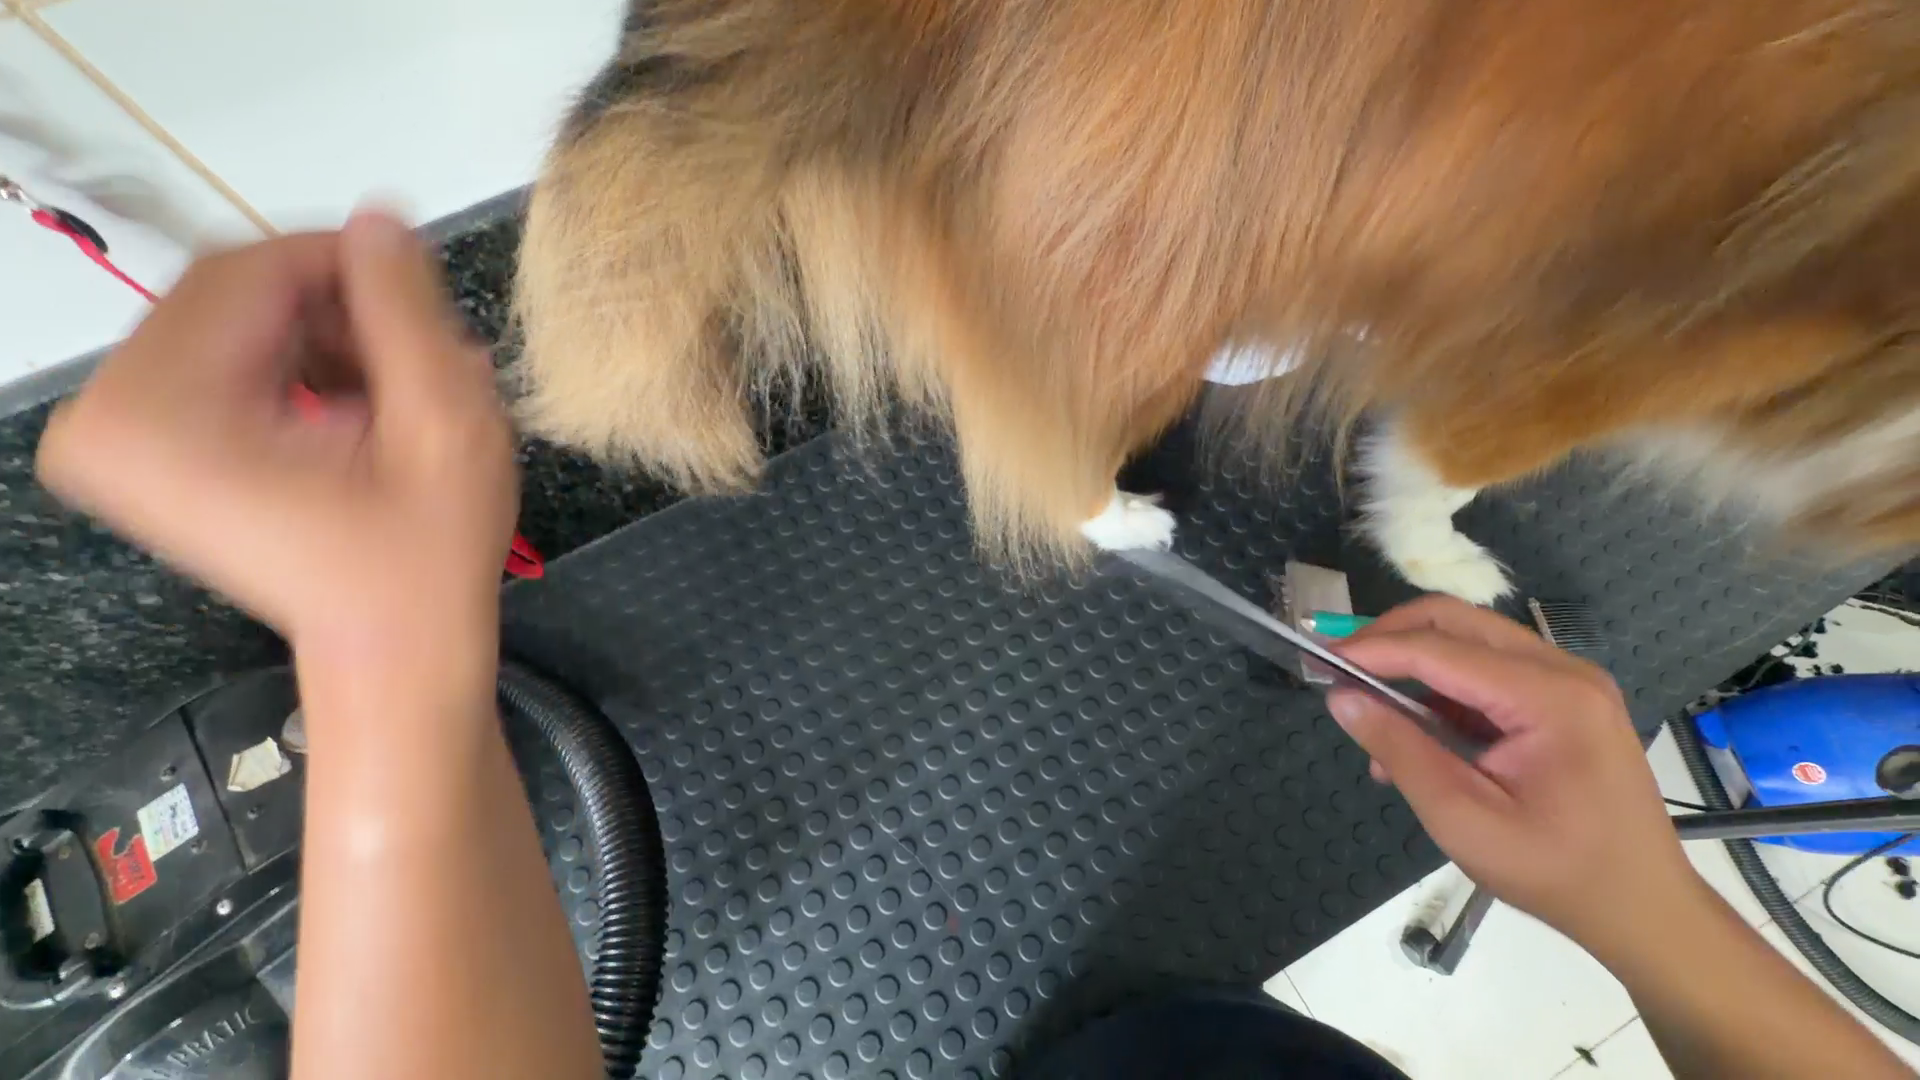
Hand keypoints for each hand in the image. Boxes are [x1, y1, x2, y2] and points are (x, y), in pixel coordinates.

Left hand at [35, 210, 515, 669]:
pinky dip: (301, 371)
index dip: (350, 266)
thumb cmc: (428, 554)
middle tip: (424, 364)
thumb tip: (381, 219)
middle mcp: (107, 416)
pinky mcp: (145, 450)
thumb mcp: (445, 429)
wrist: (398, 647)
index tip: (430, 295)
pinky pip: (224, 364)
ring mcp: (117, 436)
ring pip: (235, 325)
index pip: (245, 274)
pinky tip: (361, 414)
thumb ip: (409, 315)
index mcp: (162, 414)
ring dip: (329, 342)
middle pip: (233, 297)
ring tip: (400, 398)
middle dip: (342, 314)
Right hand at [1326, 596, 1699, 948]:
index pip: (1438, 649)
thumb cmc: (1555, 871)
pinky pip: (1485, 668)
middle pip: (1456, 621)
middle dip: (1389, 636)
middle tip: (1341, 667)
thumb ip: (1398, 750)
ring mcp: (1568, 683)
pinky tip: (1415, 730)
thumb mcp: (1462, 818)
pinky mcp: (1562, 699)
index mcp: (1549, 698)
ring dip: (1412, 660)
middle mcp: (1564, 672)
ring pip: (1468, 638)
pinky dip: (1439, 686)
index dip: (1372, 650)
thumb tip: (1339, 698)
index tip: (1320, 662)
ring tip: (1372, 705)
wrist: (1644, 910)